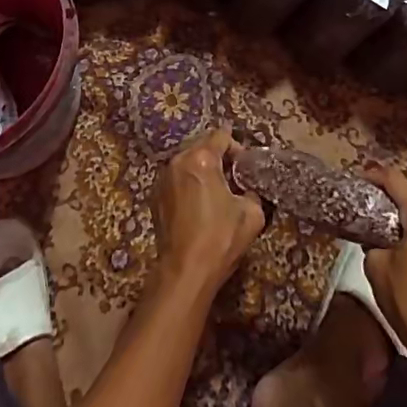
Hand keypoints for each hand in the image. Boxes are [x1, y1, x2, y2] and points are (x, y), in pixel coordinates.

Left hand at [154, 127, 264, 297]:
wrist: (185, 271)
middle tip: (232, 181)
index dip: (237, 148)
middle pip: (202, 147)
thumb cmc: (220, 238)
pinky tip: (198, 207)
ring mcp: (163, 179)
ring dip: (202, 172)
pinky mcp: (155, 197)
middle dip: (218, 159)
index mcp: (202, 159)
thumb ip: (252, 190)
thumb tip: (247, 188)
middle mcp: (179, 161)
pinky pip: (176, 180)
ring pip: (187, 163)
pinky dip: (188, 185)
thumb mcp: (252, 213)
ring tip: (215, 194)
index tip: (244, 168)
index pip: (221, 136)